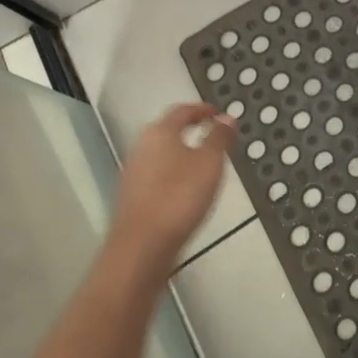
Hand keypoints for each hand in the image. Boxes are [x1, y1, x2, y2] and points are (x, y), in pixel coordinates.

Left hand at [109, 103, 234, 278]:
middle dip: (189, 129)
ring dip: (181, 152)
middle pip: (167, 130)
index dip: (201, 109)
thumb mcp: (210, 163)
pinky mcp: (131, 199)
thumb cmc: (179, 197)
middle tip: (212, 133)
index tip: (217, 112)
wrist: (140, 249)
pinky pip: (156, 175)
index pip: (182, 111)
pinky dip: (172, 173)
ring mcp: (132, 174)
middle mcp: (141, 148)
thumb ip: (219, 138)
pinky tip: (185, 188)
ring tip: (203, 161)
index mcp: (160, 133)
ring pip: (160, 154)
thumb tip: (226, 117)